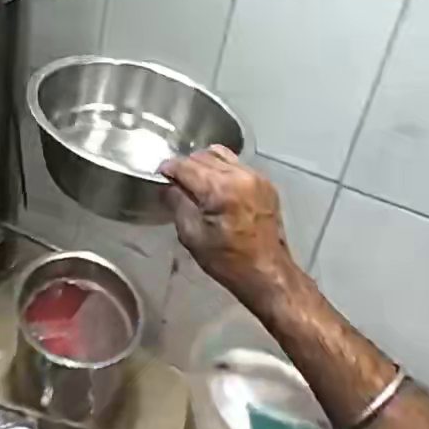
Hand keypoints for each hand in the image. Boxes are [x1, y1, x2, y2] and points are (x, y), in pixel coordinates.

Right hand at [160, 146, 295, 294]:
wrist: (269, 274)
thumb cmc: (227, 260)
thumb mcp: (191, 235)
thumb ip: (176, 202)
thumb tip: (167, 185)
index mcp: (219, 189)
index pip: (184, 165)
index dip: (167, 169)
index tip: (159, 176)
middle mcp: (239, 175)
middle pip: (201, 156)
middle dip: (184, 166)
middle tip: (176, 184)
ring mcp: (255, 177)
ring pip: (219, 155)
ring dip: (202, 164)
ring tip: (196, 183)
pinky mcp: (265, 183)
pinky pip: (235, 164)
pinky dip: (220, 169)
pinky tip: (217, 187)